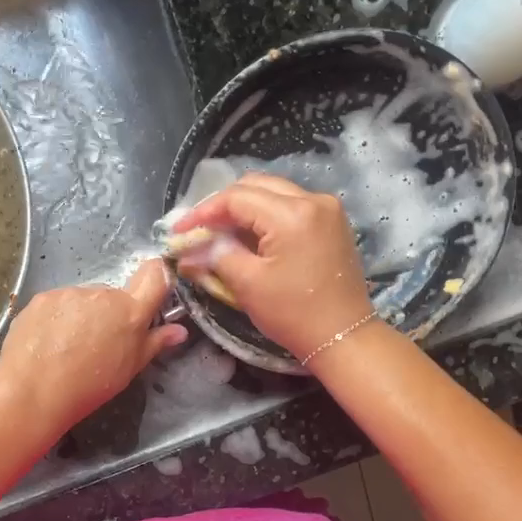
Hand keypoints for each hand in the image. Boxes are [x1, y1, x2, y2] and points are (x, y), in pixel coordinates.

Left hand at [0, 261, 187, 432]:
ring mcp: (70, 294)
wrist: (33, 392)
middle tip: (93, 345)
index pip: (154, 275)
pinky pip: (55, 304)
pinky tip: (46, 344)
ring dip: (78, 317)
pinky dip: (54, 320)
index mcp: (129, 312)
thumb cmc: (88, 387)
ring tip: (65, 348)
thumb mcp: (127, 370)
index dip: (155, 279)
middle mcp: (101, 295)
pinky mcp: (42, 297)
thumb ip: (153, 344)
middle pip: (111, 296)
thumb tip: (179, 331)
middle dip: (106, 314)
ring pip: (81, 301)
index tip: (148, 294)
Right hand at [173, 175, 375, 359]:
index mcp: (291, 214)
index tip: (179, 229)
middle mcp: (312, 199)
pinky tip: (249, 237)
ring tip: (220, 234)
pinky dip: (265, 216)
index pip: (237, 197)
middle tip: (199, 229)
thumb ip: (216, 256)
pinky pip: (290, 205)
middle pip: (256, 186)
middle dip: (223, 205)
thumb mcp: (247, 285)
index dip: (203, 211)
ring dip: (244, 209)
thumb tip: (189, 249)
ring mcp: (326, 208)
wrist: (341, 334)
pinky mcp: (331, 221)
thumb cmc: (292, 313)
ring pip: (273, 193)